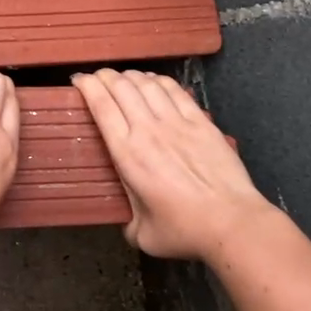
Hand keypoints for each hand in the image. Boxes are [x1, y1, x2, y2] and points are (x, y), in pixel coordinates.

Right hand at [72, 68, 269, 260]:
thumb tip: (125, 220)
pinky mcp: (200, 121)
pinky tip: (153, 82)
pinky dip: (158, 80)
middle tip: (97, 78)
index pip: (101, 105)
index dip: (86, 85)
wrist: (232, 223)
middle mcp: (147, 129)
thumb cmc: (185, 230)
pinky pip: (174, 89)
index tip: (78, 81)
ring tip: (123, 78)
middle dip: (104, 76)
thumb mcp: (143, 235)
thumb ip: (128, 221)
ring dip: (130, 75)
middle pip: (120, 86)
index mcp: (127, 153)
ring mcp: (176, 122)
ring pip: (146, 83)